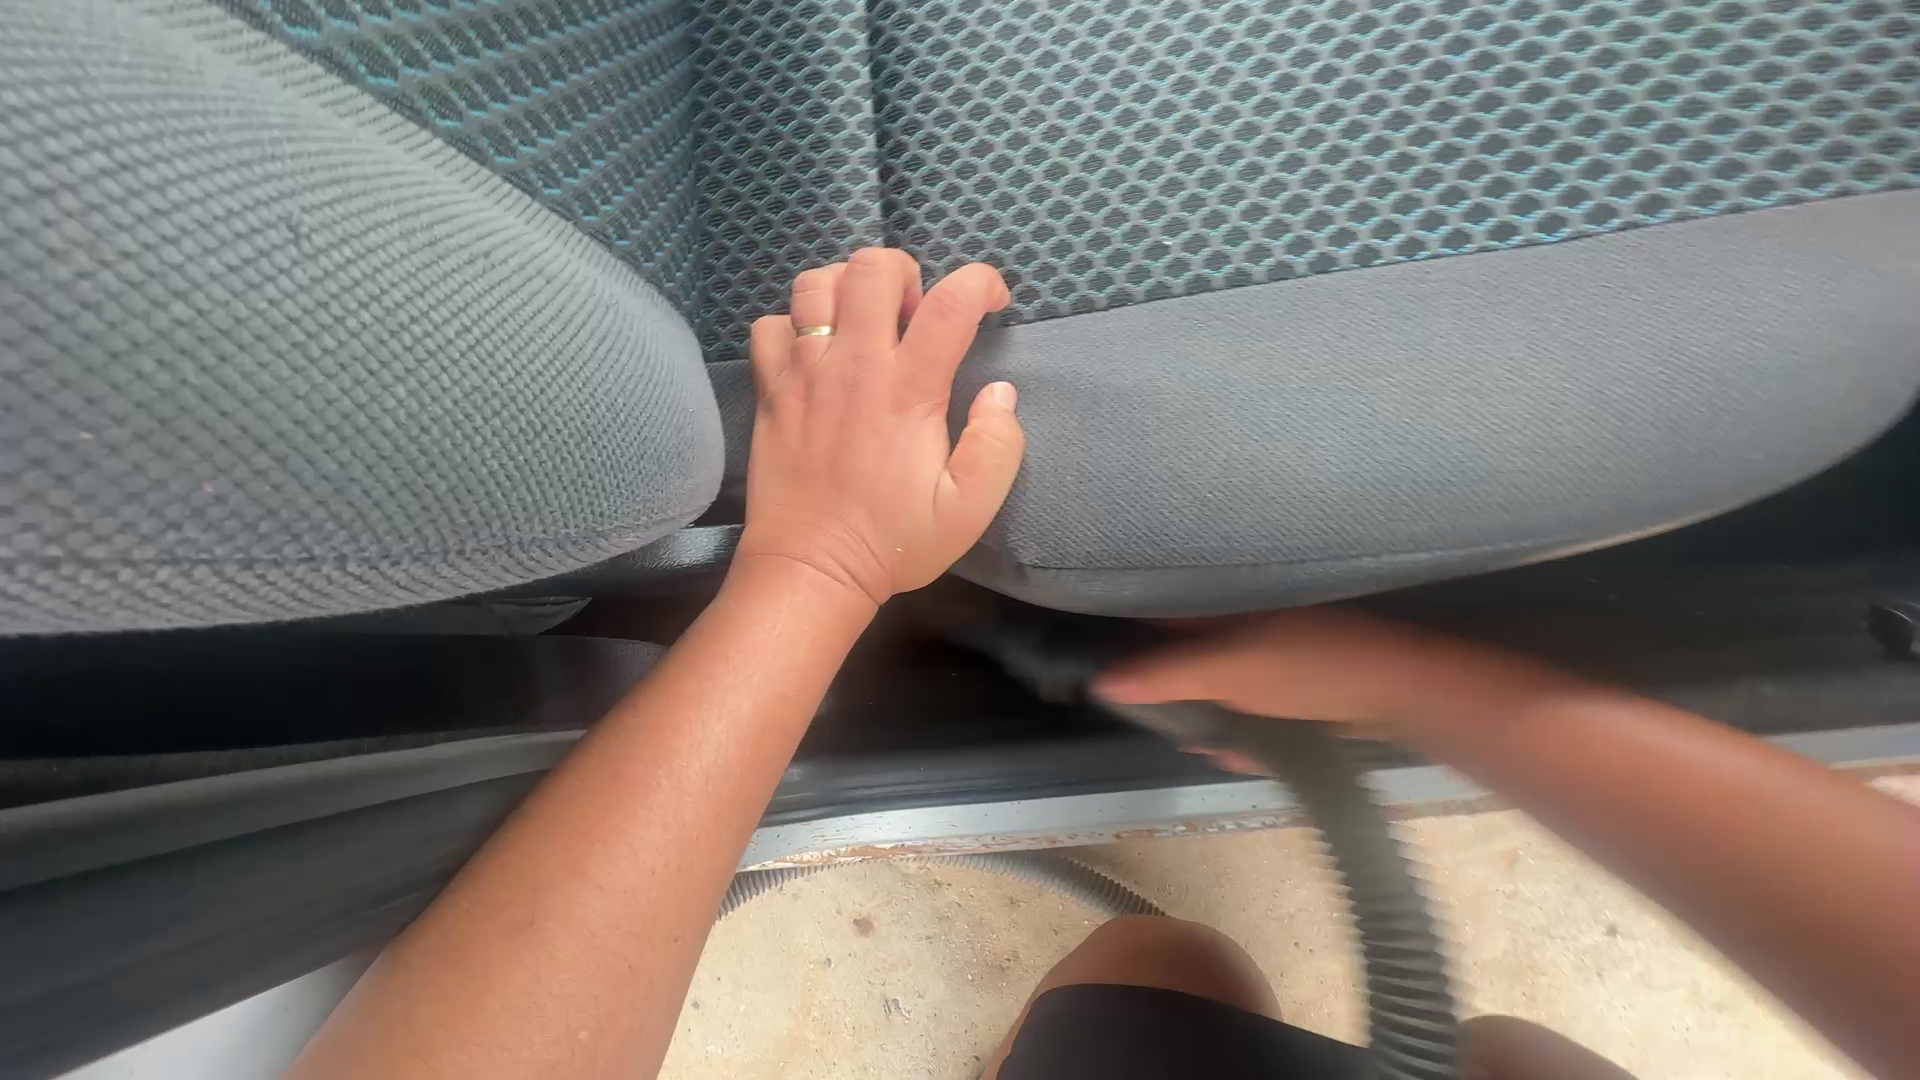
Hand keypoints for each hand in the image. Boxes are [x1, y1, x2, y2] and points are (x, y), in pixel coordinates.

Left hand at [735, 248, 1024, 607]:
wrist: (811, 568)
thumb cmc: (894, 541)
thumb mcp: (970, 509)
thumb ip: (998, 445)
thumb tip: (1000, 391)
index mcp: (908, 389)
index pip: (950, 302)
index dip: (980, 283)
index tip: (992, 302)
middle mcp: (853, 365)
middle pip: (872, 269)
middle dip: (906, 271)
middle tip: (917, 312)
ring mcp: (803, 373)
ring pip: (814, 284)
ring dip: (847, 287)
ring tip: (865, 321)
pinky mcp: (770, 390)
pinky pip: (770, 327)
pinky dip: (793, 325)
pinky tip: (814, 353)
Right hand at [1094, 609, 1583, 734]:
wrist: (1402, 693)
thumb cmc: (1307, 667)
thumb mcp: (1226, 670)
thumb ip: (1164, 674)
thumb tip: (1101, 680)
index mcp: (1223, 607)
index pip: (1158, 617)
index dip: (1127, 640)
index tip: (1102, 671)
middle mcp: (1242, 627)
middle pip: (1185, 657)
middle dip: (1166, 690)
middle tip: (1150, 719)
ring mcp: (1271, 659)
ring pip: (1217, 687)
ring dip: (1205, 716)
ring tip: (1197, 743)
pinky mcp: (1294, 689)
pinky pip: (1251, 708)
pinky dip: (1240, 730)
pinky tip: (1235, 754)